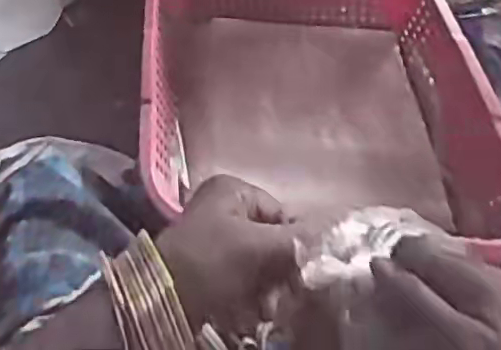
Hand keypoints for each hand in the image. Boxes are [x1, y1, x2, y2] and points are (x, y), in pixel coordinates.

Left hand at [154, 175, 297, 330]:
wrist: (166, 293)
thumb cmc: (210, 258)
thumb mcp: (254, 246)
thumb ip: (293, 240)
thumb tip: (334, 234)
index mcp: (234, 190)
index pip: (282, 214)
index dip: (296, 244)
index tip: (304, 274)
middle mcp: (227, 207)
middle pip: (273, 240)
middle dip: (281, 272)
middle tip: (282, 296)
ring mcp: (219, 236)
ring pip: (262, 264)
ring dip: (269, 289)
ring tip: (265, 308)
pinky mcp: (214, 264)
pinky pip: (247, 278)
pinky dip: (254, 296)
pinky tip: (254, 311)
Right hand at [369, 238, 500, 349]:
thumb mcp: (458, 337)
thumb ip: (418, 297)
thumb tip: (377, 262)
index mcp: (474, 270)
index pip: (416, 247)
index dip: (394, 264)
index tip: (380, 292)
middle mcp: (484, 266)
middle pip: (429, 254)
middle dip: (407, 272)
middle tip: (392, 303)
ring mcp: (494, 283)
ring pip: (441, 267)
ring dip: (421, 282)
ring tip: (412, 310)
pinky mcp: (500, 300)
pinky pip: (457, 282)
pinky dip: (439, 292)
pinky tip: (437, 314)